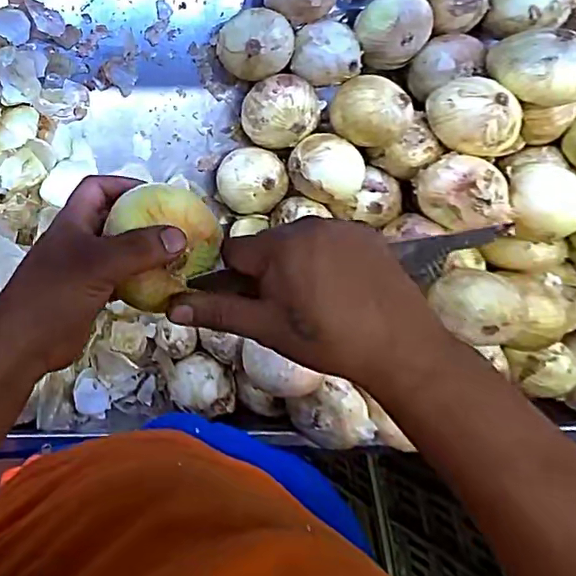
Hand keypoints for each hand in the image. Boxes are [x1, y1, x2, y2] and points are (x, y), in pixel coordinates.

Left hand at [0, 175, 184, 375]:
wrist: (22, 343)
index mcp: (72, 221)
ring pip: (119, 251)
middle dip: (142, 219)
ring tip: (176, 256)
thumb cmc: (54, 293)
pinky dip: (140, 280)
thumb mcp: (97, 263)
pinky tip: (161, 288)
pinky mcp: (89, 295)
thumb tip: (178, 235)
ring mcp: (83, 268)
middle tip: (174, 227)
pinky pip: (121, 279)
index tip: (156, 194)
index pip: (97, 188)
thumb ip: (137, 248)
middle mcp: (77, 240)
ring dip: (144, 252)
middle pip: (112, 218)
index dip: (123, 184)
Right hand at [167, 218, 455, 388]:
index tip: (259, 302)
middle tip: (292, 308)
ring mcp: (339, 226)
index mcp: (277, 246)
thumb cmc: (327, 341)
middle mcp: (305, 225)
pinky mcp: (366, 233)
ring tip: (322, 301)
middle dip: (270, 272)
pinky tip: (345, 288)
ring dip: (298, 264)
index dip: (239, 280)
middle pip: (267, 246)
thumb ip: (218, 312)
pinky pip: (330, 240)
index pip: (234, 253)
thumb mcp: (267, 328)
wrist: (404, 349)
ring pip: (298, 242)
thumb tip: (171, 307)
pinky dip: (329, 259)